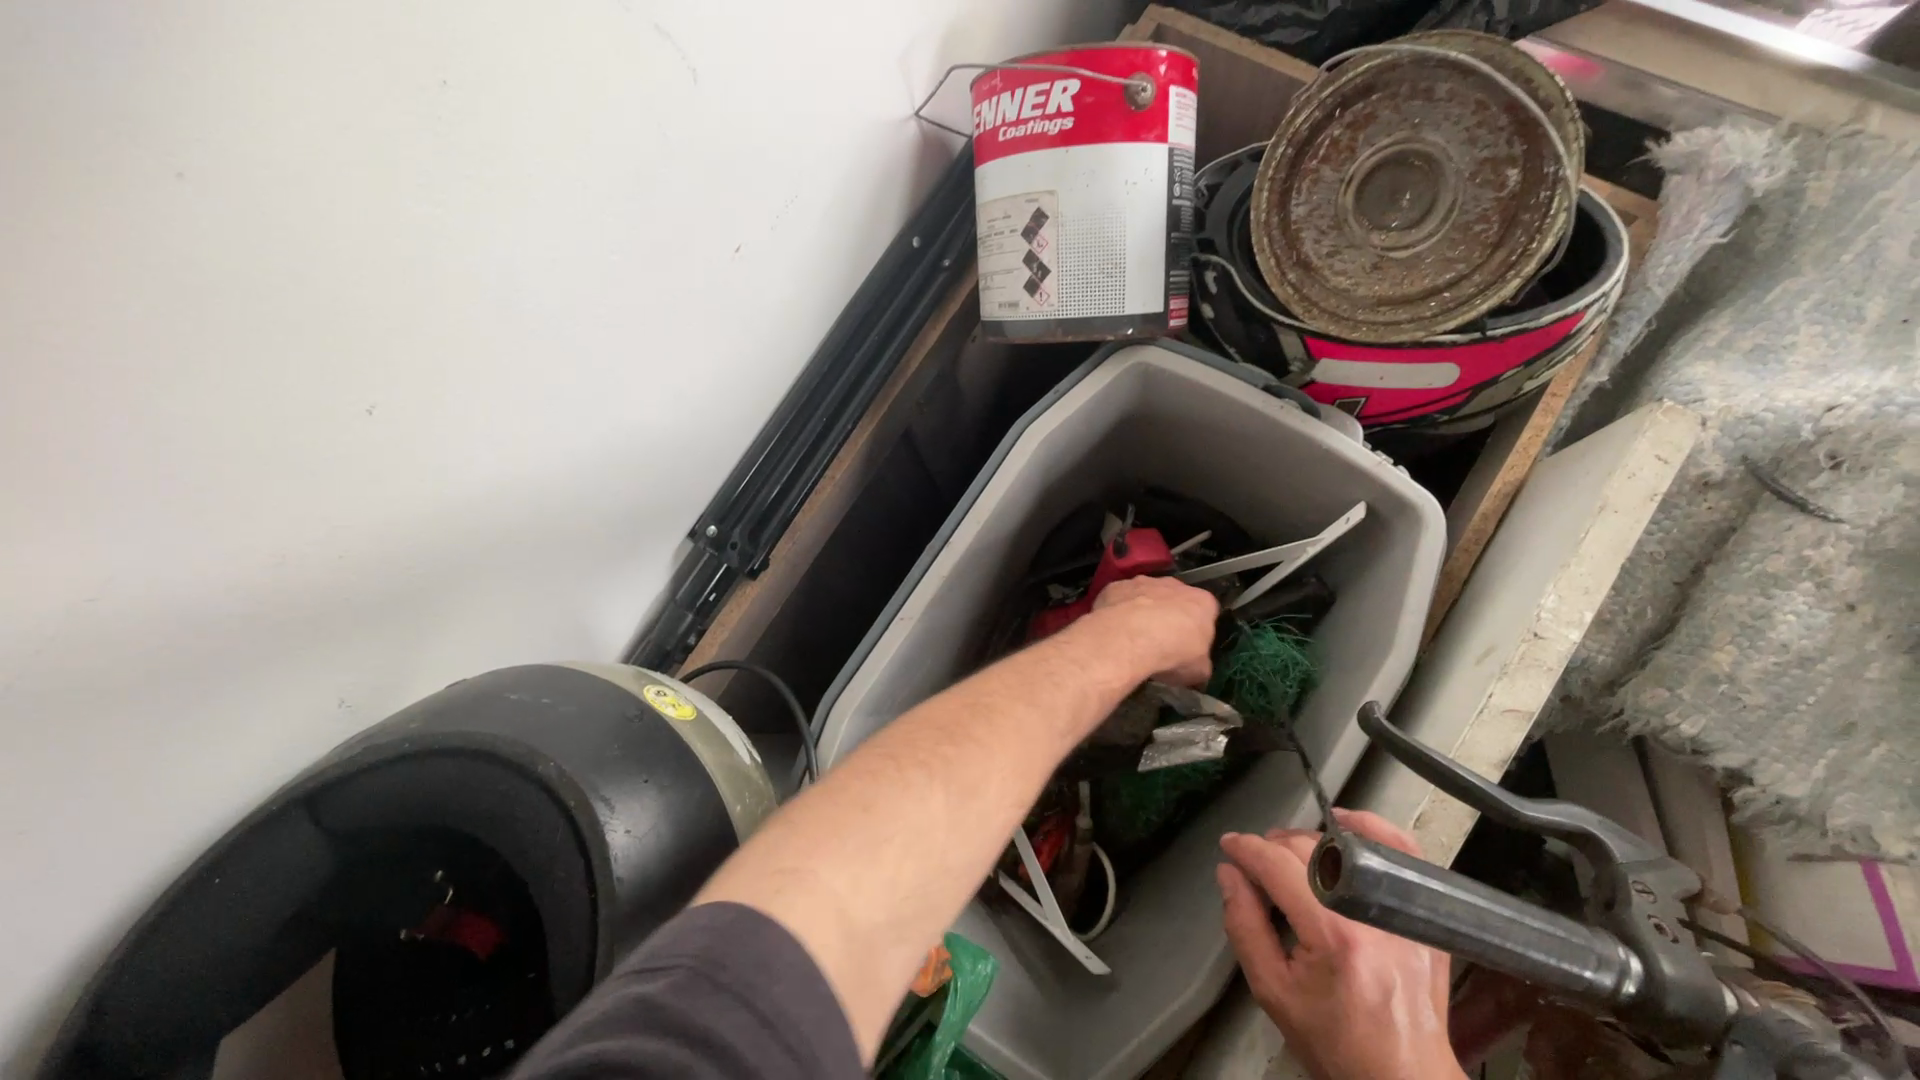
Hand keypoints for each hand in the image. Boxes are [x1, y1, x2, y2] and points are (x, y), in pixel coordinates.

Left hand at [1087, 576, 1217, 686]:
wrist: (1129, 639)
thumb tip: (1196, 668)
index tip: (1188, 646)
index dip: (1198, 630)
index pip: (1206, 612)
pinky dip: (1117, 611)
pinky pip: (1120, 599)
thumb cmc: (1172, 653)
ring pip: (1145, 596)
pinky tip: (1114, 630)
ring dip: (1142, 612)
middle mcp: (1173, 585)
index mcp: (1202, 602)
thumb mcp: (1198, 671)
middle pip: (1175, 599)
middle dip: (1169, 617)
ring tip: (1133, 637)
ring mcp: (1142, 582)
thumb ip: (1200, 664)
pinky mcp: (1115, 586)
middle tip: (1160, 642)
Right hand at [1217, 810, 1464, 1079]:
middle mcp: (1372, 914)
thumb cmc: (1334, 1042)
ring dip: (1308, 842)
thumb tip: (1229, 873)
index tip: (1228, 846)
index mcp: (1334, 936)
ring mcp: (1405, 910)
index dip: (1245, 849)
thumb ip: (1244, 925)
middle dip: (1271, 847)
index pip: (1277, 866)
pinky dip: (1371, 830)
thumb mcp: (1272, 990)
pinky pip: (1401, 850)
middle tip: (1253, 863)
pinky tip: (1343, 828)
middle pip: (1308, 850)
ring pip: (1344, 846)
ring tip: (1287, 859)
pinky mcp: (1425, 913)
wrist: (1403, 1077)